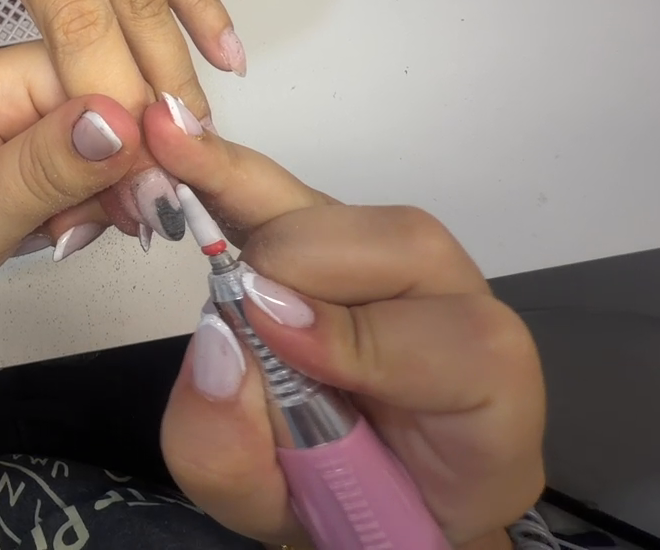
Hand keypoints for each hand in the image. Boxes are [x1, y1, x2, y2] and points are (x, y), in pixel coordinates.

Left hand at [0, 44, 142, 300]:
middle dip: (123, 171)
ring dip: (107, 191)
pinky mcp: (36, 130)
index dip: (136, 137)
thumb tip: (121, 121)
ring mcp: (27, 102)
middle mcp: (14, 76)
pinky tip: (68, 221)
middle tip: (98, 224)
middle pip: (115, 100)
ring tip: (60, 230)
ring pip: (113, 135)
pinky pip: (96, 154)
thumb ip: (45, 169)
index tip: (149, 199)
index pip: (95, 72)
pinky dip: (97, 194)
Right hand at [144, 107, 545, 548]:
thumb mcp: (254, 504)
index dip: (363, 333)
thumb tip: (215, 344)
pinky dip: (231, 174)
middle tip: (228, 303)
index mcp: (480, 419)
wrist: (324, 472)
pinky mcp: (338, 232)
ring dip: (268, 224)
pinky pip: (298, 187)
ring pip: (358, 214)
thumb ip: (226, 448)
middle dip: (297, 265)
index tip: (262, 323)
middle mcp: (461, 324)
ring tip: (223, 272)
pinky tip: (180, 155)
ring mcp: (405, 270)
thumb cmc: (309, 496)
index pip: (468, 350)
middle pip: (411, 250)